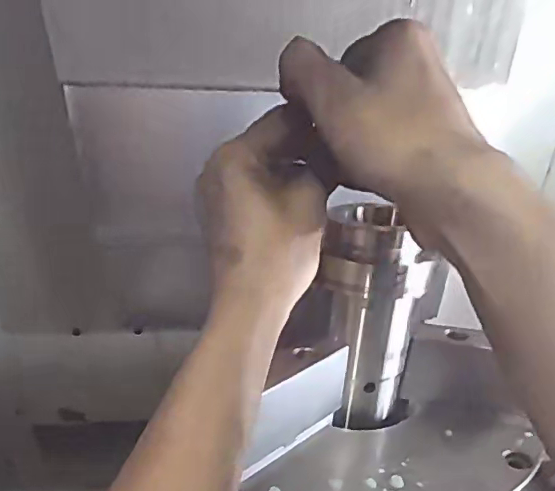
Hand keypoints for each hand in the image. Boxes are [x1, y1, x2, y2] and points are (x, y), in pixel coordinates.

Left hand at [198, 105, 328, 314]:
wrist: (250, 306)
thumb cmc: (279, 255)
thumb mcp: (309, 203)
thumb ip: (320, 167)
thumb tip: (329, 154)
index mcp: (234, 154)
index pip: (281, 121)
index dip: (315, 125)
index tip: (341, 133)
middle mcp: (216, 167)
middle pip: (266, 144)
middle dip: (301, 150)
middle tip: (336, 160)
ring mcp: (213, 195)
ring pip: (259, 170)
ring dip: (289, 172)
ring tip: (323, 183)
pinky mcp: (219, 219)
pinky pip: (250, 192)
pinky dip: (274, 192)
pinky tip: (299, 204)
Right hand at [278, 21, 505, 236]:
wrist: (451, 195)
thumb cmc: (397, 143)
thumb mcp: (331, 96)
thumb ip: (301, 68)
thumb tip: (292, 64)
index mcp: (399, 39)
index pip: (338, 60)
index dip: (316, 95)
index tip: (308, 124)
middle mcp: (421, 69)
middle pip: (354, 96)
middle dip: (334, 126)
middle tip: (322, 153)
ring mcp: (430, 113)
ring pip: (371, 129)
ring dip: (349, 151)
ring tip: (340, 172)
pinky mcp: (434, 153)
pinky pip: (389, 155)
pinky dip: (371, 168)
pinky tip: (362, 183)